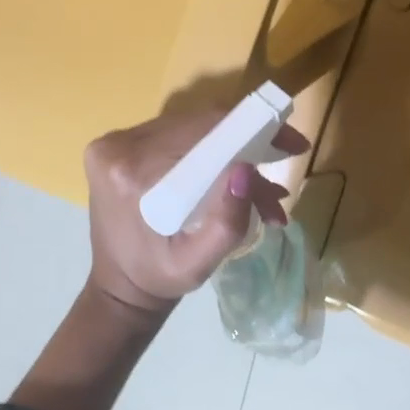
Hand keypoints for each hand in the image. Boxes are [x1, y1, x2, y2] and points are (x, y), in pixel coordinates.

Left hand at [82, 106, 310, 314]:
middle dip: (250, 141)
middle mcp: (119, 146)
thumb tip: (246, 169)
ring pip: (194, 127)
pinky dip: (214, 150)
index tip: (292, 143)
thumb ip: (226, 223)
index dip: (253, 129)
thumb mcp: (198, 263)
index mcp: (132, 171)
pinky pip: (180, 134)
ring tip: (265, 188)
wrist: (120, 284)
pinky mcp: (122, 144)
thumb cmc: (159, 277)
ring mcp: (117, 141)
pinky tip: (236, 176)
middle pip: (200, 124)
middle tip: (287, 157)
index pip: (203, 131)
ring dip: (235, 149)